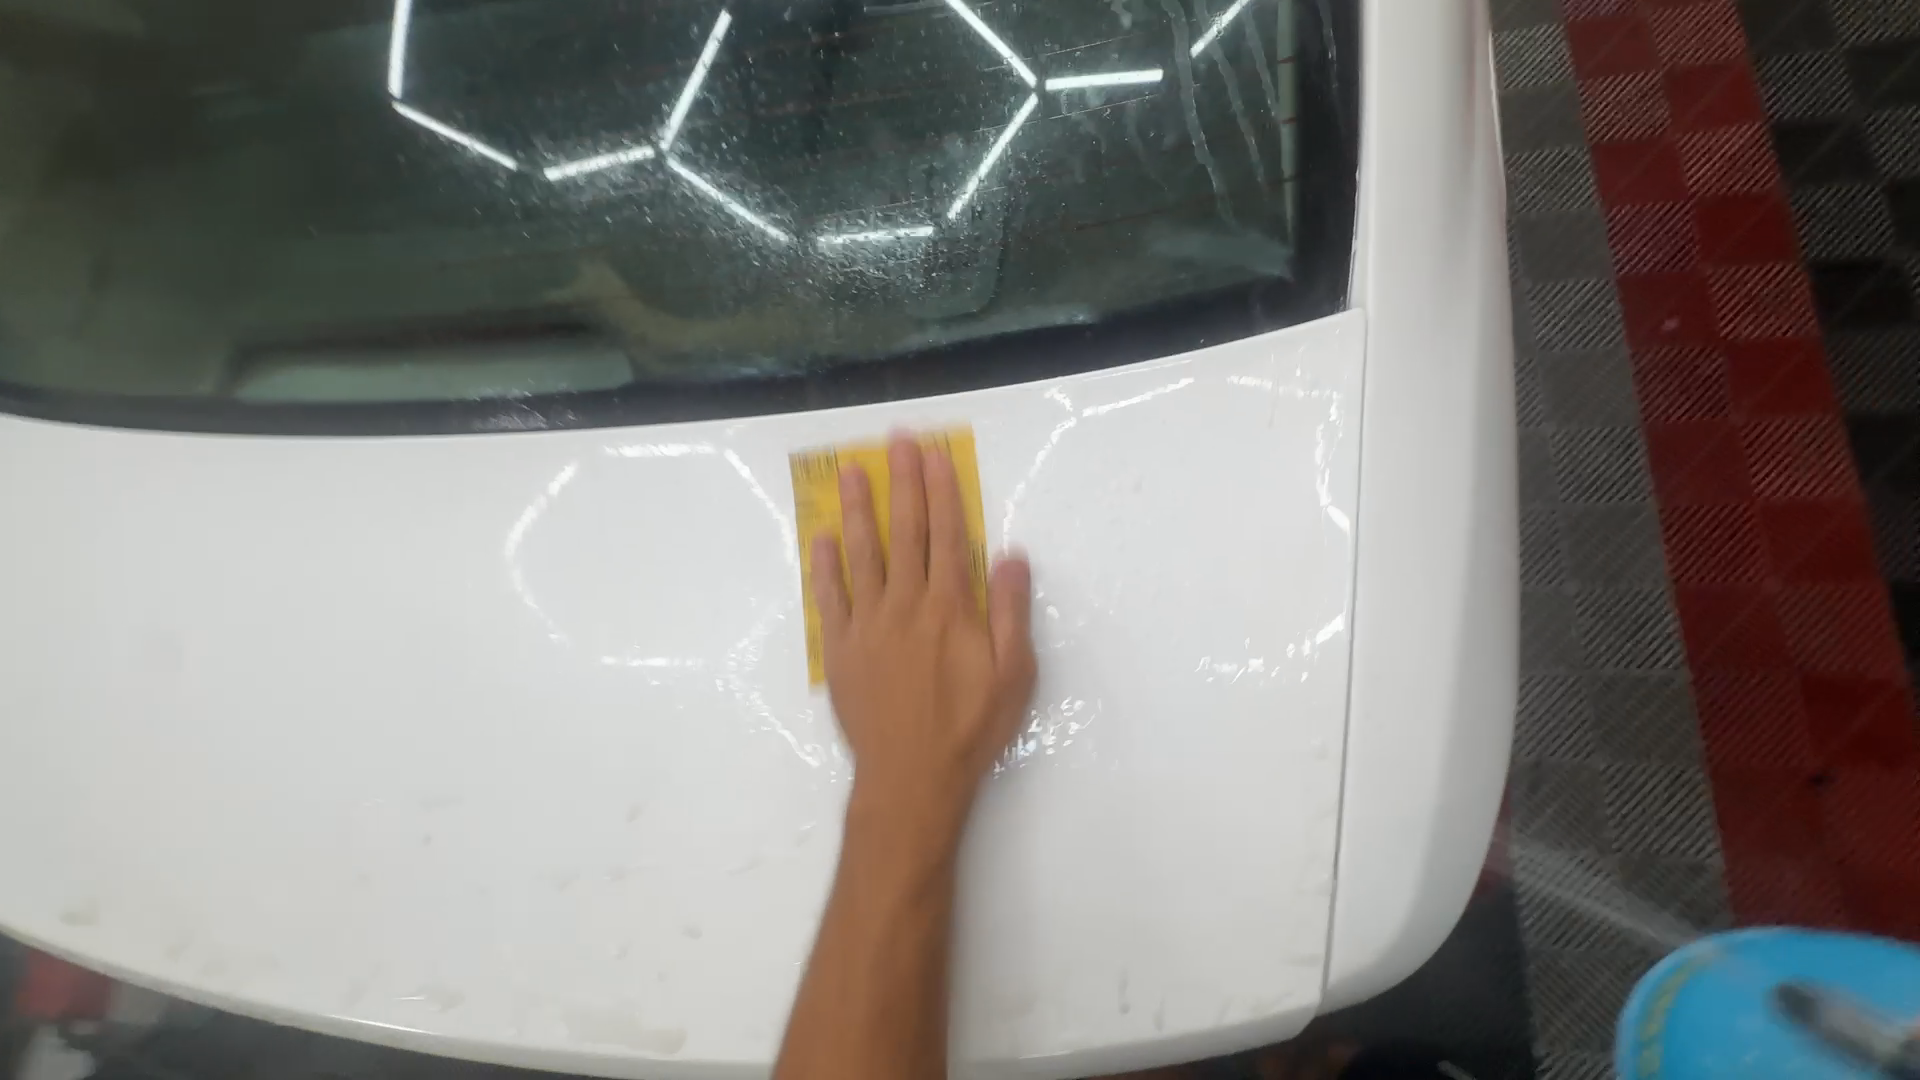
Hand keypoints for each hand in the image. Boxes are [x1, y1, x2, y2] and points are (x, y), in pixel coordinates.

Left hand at [810, 433, 1037, 846]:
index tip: (934, 453)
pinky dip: (824, 568)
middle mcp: (906, 604)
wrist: (913, 777)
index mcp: (950, 607)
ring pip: (862, 555)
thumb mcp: (1014, 673)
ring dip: (857, 510)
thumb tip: (1010, 554)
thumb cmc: (972, 727)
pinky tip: (821, 540)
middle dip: (902, 482)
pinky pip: (830, 600)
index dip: (941, 490)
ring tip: (849, 472)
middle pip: (905, 532)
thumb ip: (1010, 611)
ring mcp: (868, 625)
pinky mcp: (841, 649)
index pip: (947, 534)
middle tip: (895, 441)